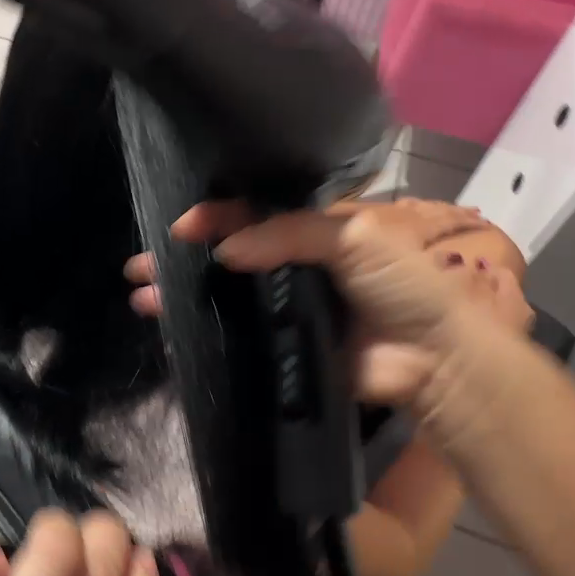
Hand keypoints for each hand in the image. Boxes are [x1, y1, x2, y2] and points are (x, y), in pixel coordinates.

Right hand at [123, 201, 519, 408]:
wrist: (436, 359)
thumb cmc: (404, 284)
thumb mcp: (354, 237)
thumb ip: (288, 234)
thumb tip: (225, 250)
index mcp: (310, 232)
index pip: (249, 216)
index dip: (211, 218)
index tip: (177, 229)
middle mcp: (289, 266)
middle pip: (223, 256)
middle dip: (178, 259)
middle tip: (139, 268)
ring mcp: (282, 309)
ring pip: (220, 295)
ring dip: (179, 294)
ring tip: (143, 299)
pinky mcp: (280, 348)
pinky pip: (234, 334)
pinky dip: (200, 329)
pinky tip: (167, 329)